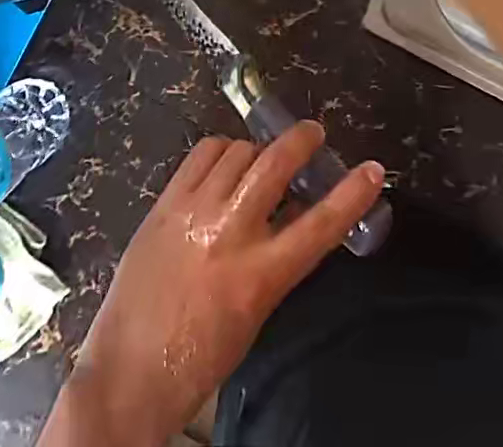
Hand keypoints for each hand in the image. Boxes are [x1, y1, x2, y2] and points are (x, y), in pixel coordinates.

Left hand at [39, 123, 384, 446]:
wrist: (129, 368)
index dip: (351, 195)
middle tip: (312, 133)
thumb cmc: (201, 352)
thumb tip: (294, 213)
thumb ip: (277, 258)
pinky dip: (222, 150)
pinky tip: (225, 162)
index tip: (373, 169)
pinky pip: (201, 154)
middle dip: (301, 140)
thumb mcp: (255, 311)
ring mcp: (193, 212)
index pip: (319, 226)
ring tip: (260, 159)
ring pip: (238, 152)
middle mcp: (229, 234)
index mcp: (260, 277)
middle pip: (274, 165)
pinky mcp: (165, 202)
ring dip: (258, 150)